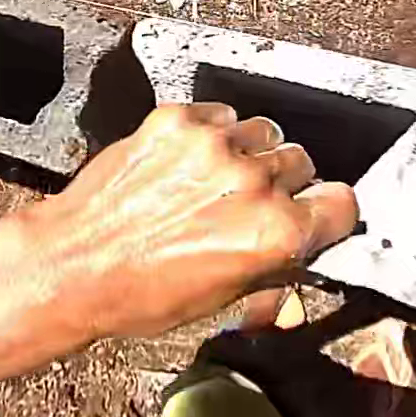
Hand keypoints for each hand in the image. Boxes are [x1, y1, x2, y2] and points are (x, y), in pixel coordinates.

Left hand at [5, 102, 357, 343]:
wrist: (74, 262)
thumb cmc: (140, 293)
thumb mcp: (220, 302)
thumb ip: (273, 281)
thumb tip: (297, 276)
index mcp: (273, 234)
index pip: (341, 203)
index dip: (326, 211)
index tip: (313, 211)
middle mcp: (251, 182)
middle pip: (301, 160)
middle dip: (283, 182)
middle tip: (248, 200)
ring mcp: (212, 145)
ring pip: (264, 131)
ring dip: (250, 152)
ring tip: (216, 176)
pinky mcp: (177, 121)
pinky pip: (220, 114)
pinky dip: (213, 133)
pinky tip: (188, 160)